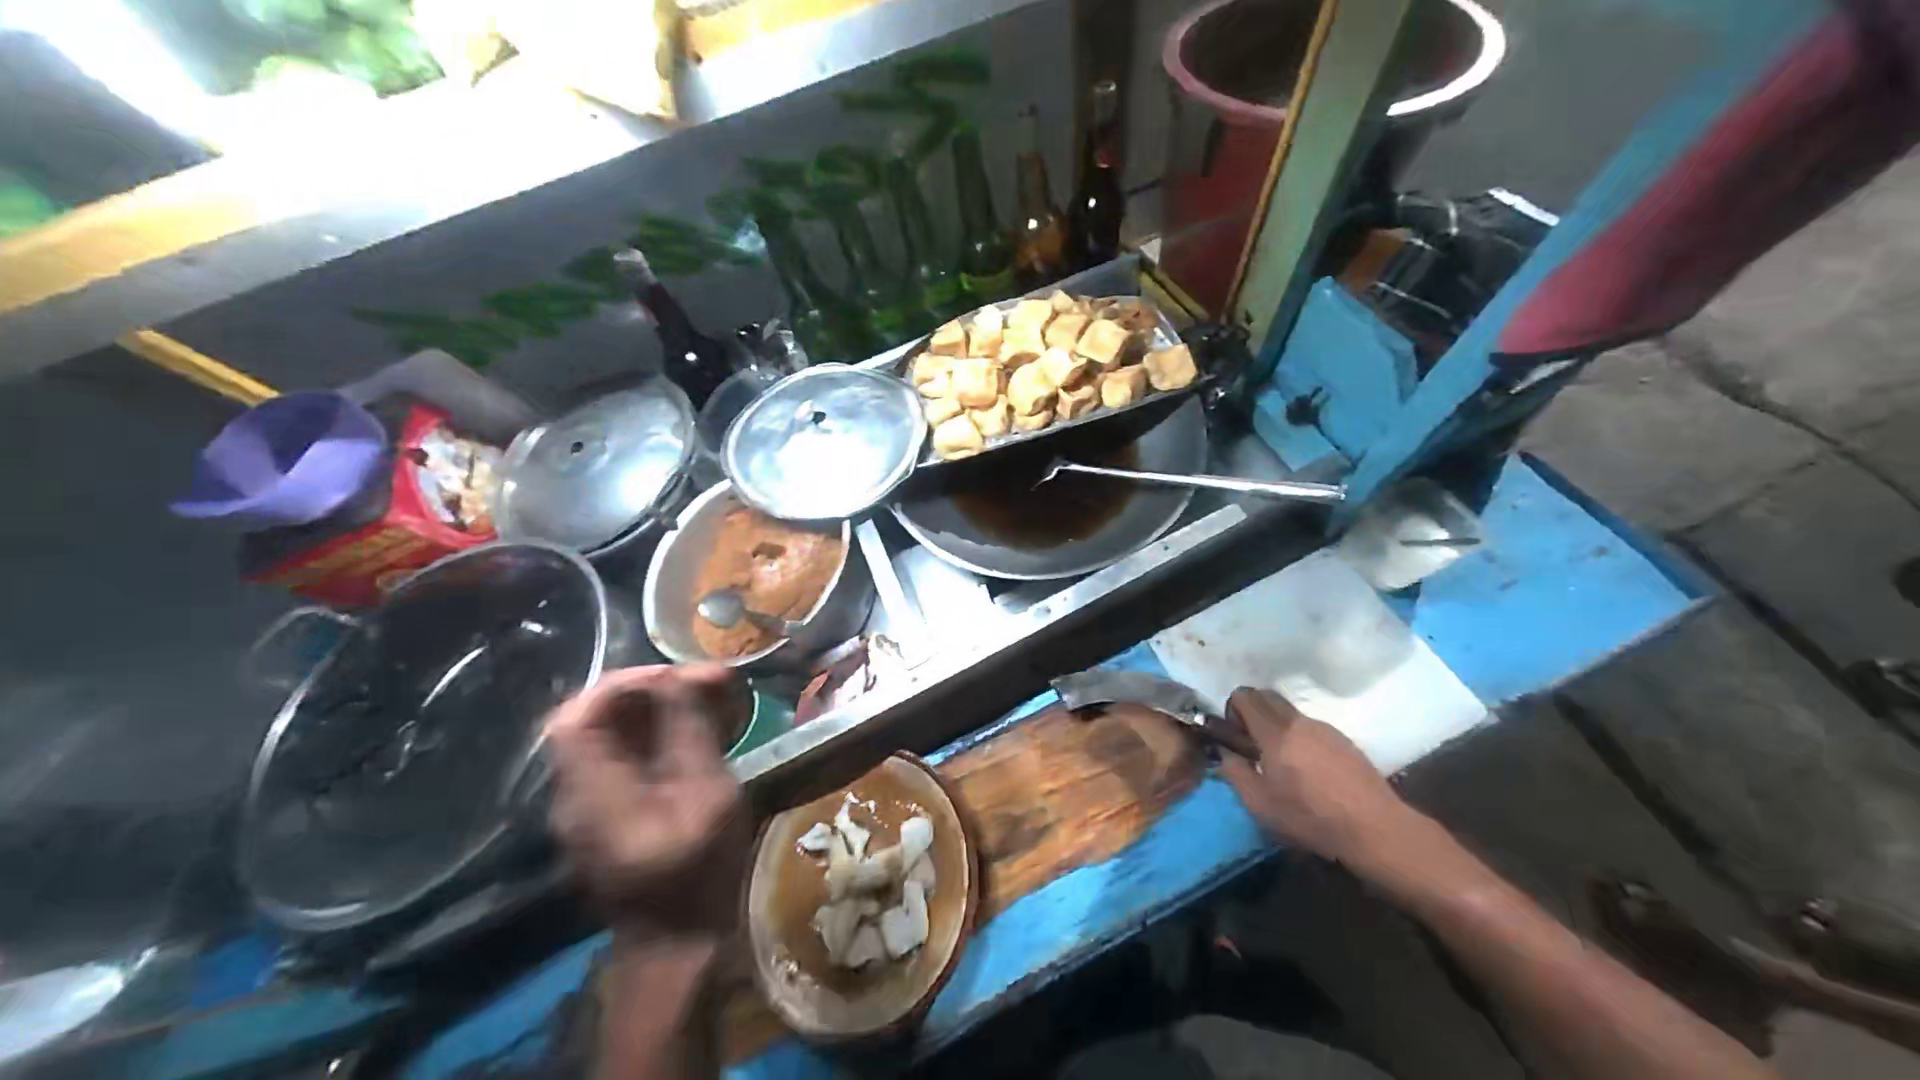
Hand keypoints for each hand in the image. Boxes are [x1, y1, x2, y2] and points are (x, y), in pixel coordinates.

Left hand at [544, 665, 746, 940]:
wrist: (680, 942)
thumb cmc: (699, 870)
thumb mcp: (707, 796)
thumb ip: (688, 733)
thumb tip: (679, 677)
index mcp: (593, 793)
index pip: (577, 718)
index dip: (621, 685)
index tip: (675, 676)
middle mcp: (577, 794)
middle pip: (595, 720)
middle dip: (650, 691)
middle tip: (704, 683)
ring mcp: (588, 805)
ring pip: (611, 735)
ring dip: (658, 708)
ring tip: (709, 697)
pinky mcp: (607, 812)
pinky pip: (624, 756)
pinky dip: (658, 733)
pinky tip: (697, 729)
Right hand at [1217, 688, 1416, 867]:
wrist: (1376, 829)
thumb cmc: (1311, 818)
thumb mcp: (1260, 804)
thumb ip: (1235, 772)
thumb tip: (1226, 753)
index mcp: (1275, 733)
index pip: (1245, 696)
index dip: (1233, 709)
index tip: (1236, 736)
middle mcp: (1300, 722)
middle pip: (1267, 696)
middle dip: (1252, 710)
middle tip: (1252, 743)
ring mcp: (1326, 729)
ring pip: (1291, 713)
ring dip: (1278, 726)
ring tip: (1283, 762)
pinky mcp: (1345, 741)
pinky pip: (1312, 728)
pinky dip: (1300, 738)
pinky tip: (1310, 771)